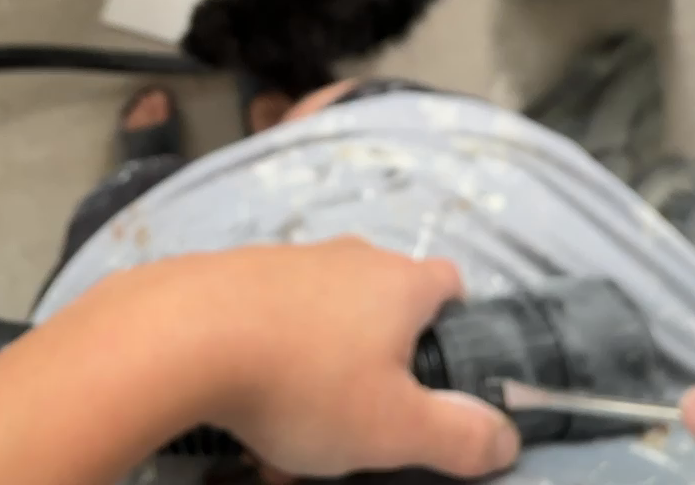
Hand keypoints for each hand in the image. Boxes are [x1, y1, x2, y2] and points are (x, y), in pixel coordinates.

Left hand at [87, 238, 521, 478]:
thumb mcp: (396, 429)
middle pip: (384, 308)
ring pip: (327, 322)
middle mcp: (351, 257)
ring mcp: (295, 259)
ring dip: (321, 375)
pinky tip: (250, 404)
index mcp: (398, 282)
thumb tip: (506, 435)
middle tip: (360, 426)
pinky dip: (276, 360)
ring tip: (291, 435)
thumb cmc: (308, 379)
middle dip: (379, 369)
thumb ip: (462, 436)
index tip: (438, 373)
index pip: (449, 283)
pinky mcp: (246, 270)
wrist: (188, 333)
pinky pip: (278, 318)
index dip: (455, 325)